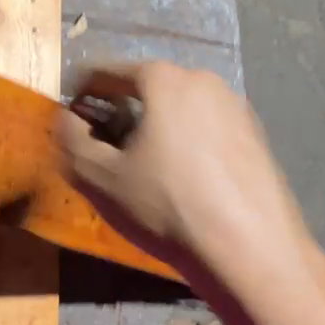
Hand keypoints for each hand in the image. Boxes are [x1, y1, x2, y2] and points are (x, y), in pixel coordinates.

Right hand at [57, 63, 314, 279]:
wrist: (253, 253)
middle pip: (144, 88)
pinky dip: (185, 146)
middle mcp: (203, 80)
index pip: (104, 72)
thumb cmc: (167, 207)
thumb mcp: (98, 177)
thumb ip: (70, 137)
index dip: (78, 95)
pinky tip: (181, 184)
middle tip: (103, 151)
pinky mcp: (257, 138)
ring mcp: (237, 107)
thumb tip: (68, 118)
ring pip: (177, 110)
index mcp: (163, 79)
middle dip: (118, 113)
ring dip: (152, 130)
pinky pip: (205, 130)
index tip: (68, 123)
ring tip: (142, 172)